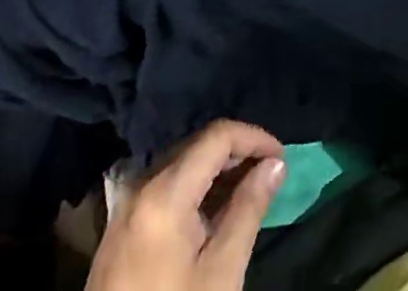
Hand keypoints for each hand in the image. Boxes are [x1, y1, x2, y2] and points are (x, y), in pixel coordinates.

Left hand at [85, 120, 286, 290]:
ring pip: (182, 163)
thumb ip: (249, 209)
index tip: (282, 157)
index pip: (216, 136)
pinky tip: (218, 207)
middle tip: (271, 172)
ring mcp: (129, 202)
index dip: (254, 138)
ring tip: (252, 188)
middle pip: (197, 145)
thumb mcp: (222, 271)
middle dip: (238, 151)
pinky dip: (197, 186)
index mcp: (165, 191)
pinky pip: (167, 185)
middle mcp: (143, 183)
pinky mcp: (125, 222)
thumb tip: (275, 165)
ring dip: (219, 168)